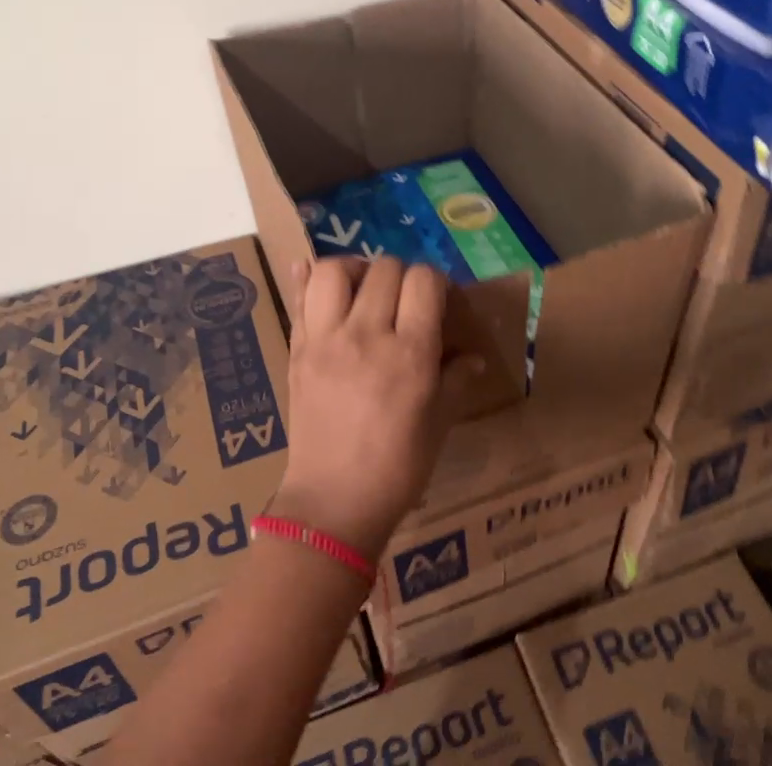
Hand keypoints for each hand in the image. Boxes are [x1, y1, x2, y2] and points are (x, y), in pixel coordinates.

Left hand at [272, 257, 472, 563]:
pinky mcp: (297, 350)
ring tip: (363, 292)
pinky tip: (315, 279)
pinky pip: (298, 299)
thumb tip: (473, 358)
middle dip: (401, 276)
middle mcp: (367, 335)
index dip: (435, 283)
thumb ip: (456, 381)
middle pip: (385, 268)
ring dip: (355, 271)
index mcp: (410, 353)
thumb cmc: (397, 469)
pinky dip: (306, 280)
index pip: (424, 281)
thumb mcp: (440, 424)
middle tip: (404, 301)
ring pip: (336, 271)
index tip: (438, 302)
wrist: (333, 502)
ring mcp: (326, 340)